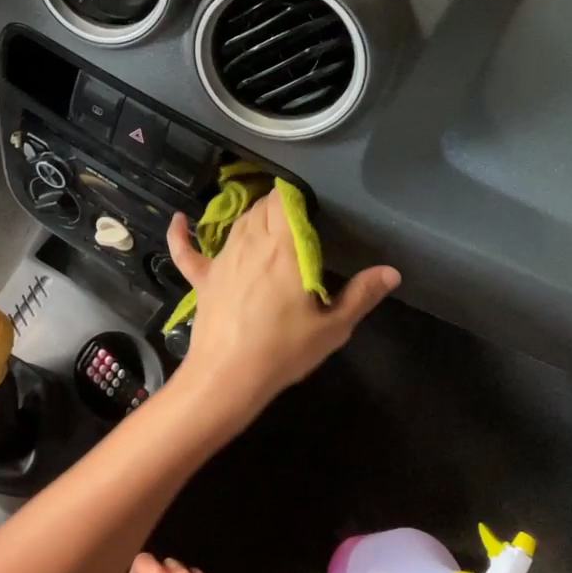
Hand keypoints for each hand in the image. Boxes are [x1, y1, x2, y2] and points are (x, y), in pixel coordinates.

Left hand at [166, 192, 399, 420]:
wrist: (228, 375)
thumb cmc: (284, 349)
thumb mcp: (333, 327)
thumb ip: (361, 295)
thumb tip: (391, 271)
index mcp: (283, 247)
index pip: (285, 201)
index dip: (297, 196)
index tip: (312, 206)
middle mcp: (249, 243)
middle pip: (262, 208)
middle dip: (280, 206)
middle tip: (299, 221)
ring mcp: (221, 259)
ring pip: (235, 223)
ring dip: (251, 218)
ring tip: (269, 224)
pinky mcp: (202, 278)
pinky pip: (186, 251)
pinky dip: (181, 234)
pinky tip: (179, 220)